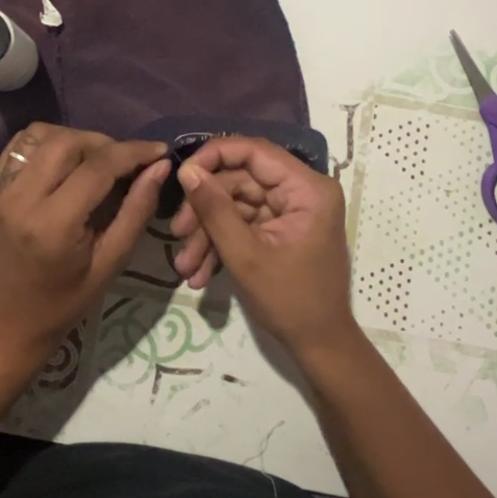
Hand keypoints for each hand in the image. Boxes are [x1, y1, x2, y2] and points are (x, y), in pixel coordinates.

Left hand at [0, 123, 168, 353]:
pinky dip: (48, 142)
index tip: (158, 150)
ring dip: (76, 139)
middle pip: (68, 142)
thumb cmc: (65, 300)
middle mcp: (21, 198)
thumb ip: (136, 211)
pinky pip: (21, 143)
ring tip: (95, 161)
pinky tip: (66, 162)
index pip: (97, 167)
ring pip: (42, 135)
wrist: (8, 318)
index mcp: (52, 224)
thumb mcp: (111, 263)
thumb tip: (159, 166)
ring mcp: (0, 188)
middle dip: (104, 143)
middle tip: (125, 162)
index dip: (132, 152)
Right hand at [174, 136, 356, 355]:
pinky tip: (200, 273)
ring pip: (236, 204)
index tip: (182, 175)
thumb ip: (214, 209)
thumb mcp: (245, 255)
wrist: (320, 346)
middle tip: (177, 234)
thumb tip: (186, 171)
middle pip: (240, 180)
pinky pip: (243, 224)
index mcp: (307, 188)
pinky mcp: (279, 229)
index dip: (214, 156)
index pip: (254, 151)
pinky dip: (220, 244)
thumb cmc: (290, 300)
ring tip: (185, 266)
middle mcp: (301, 191)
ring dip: (207, 233)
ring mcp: (290, 211)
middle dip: (205, 209)